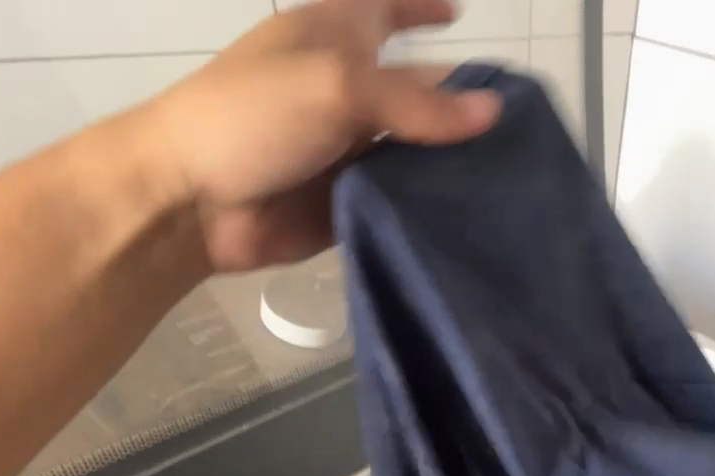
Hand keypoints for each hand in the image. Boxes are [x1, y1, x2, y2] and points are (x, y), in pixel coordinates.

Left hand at [129, 0, 499, 271]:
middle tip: (517, 123)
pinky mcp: (351, 202)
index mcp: (335, 39)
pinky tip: (473, 215)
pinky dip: (431, 206)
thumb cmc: (254, 117)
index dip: (419, 6)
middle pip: (414, 88)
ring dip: (452, 161)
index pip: (384, 8)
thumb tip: (491, 110)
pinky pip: (401, 201)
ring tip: (511, 174)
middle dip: (457, 100)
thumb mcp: (338, 87)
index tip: (459, 13)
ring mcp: (349, 151)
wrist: (196, 202)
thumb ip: (416, 101)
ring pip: (414, 151)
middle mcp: (348, 93)